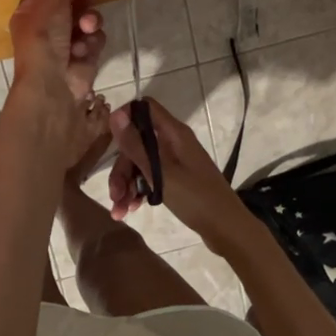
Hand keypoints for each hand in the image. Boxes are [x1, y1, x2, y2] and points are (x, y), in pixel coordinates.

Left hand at [6, 0, 113, 165]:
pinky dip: (92, 43)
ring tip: (86, 29)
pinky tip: (83, 52)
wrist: (52, 86)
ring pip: (91, 16)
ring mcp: (68, 39)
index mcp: (34, 5)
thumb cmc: (44, 37)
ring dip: (91, 20)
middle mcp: (49, 20)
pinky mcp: (84, 56)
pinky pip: (97, 38)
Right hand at [105, 98, 251, 248]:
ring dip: (127, 186)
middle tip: (115, 195)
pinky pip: (150, 179)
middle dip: (122, 170)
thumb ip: (136, 145)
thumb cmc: (195, 197)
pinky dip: (139, 192)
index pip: (145, 108)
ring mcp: (174, 162)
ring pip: (141, 165)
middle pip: (137, 144)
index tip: (110, 140)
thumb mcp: (159, 172)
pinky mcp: (175, 179)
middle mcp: (173, 143)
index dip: (124, 118)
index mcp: (173, 134)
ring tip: (120, 212)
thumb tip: (116, 114)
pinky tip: (131, 210)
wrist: (225, 227)